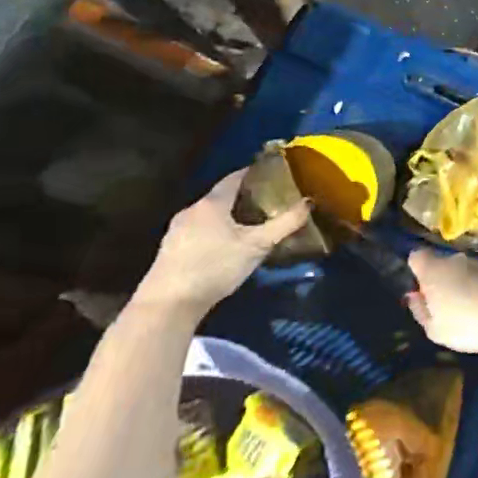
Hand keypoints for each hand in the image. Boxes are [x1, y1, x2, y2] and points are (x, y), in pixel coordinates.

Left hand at [132, 170, 308, 317]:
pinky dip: (212, 233)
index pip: (233, 178)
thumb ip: (284, 224)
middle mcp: (191, 211)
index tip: (268, 173)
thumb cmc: (215, 267)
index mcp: (211, 204)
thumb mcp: (256, 246)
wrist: (169, 303)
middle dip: (241, 198)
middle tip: (264, 203)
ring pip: (207, 216)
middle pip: (219, 198)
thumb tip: (309, 202)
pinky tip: (222, 248)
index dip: (251, 173)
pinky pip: (196, 232)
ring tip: (246, 227)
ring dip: (225, 217)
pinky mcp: (169, 250)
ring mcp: (176, 231)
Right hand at [404, 248, 477, 353]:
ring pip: (465, 282)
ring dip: (467, 301)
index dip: (416, 273)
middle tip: (448, 317)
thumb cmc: (467, 322)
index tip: (421, 294)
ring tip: (477, 331)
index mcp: (433, 269)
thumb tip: (414, 296)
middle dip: (443, 290)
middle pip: (442, 270)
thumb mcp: (435, 329)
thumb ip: (420, 311)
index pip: (416, 258)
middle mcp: (456, 261)